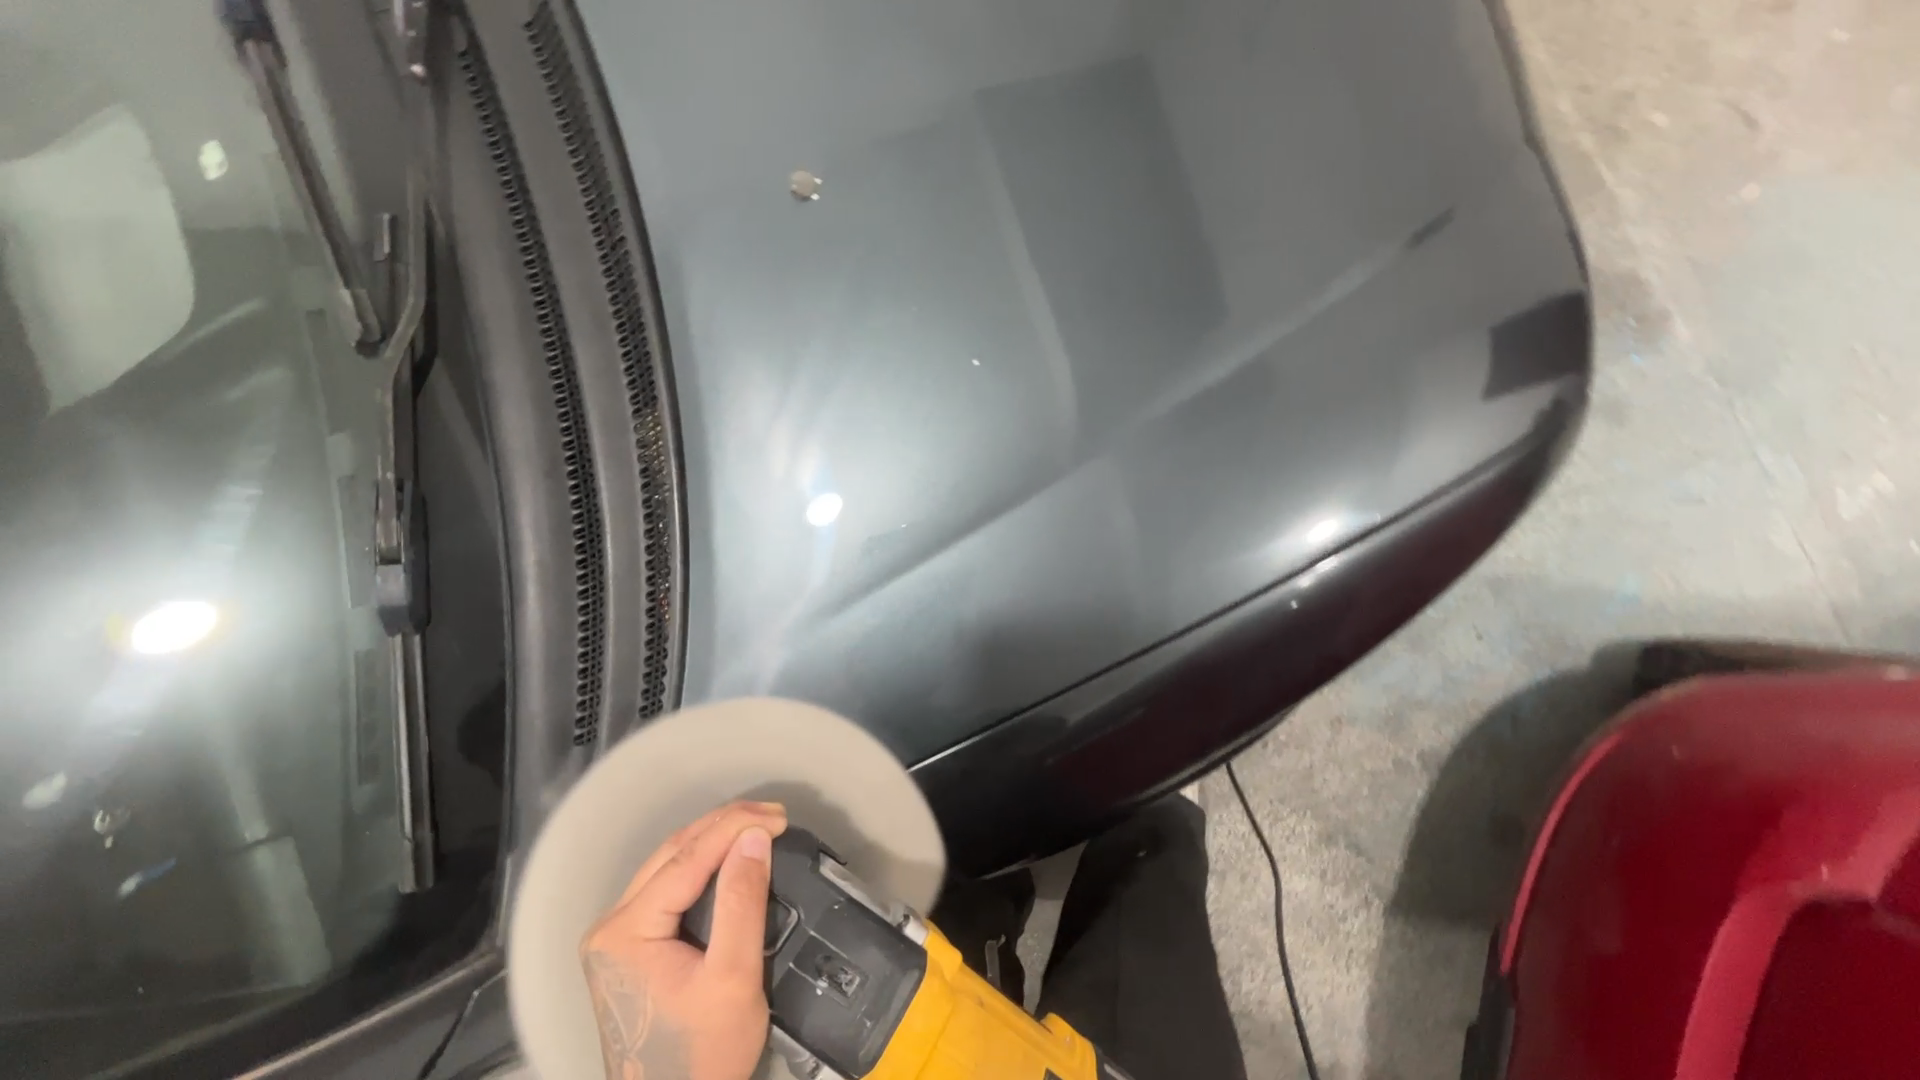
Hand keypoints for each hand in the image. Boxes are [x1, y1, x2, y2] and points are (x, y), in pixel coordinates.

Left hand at [580, 801, 788, 1079]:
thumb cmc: (702, 1055)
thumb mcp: (732, 979)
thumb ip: (742, 904)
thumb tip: (754, 838)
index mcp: (626, 932)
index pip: (687, 859)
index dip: (734, 828)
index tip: (779, 816)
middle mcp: (611, 926)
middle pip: (672, 854)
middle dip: (725, 826)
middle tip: (774, 815)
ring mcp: (616, 938)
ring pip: (669, 866)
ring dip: (714, 840)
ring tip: (758, 826)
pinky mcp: (630, 949)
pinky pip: (668, 889)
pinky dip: (703, 866)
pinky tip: (730, 857)